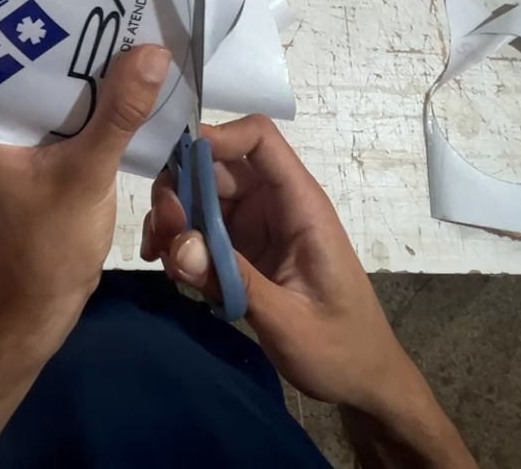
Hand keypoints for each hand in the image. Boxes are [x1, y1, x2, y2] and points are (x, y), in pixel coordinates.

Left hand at [0, 44, 170, 338]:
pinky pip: (68, 108)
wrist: (50, 301)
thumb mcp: (86, 172)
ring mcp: (17, 134)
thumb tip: (153, 50)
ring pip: (53, 85)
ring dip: (85, 64)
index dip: (33, 21)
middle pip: (30, 65)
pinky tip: (126, 70)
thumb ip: (119, 114)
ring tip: (121, 19)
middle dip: (68, 37)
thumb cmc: (51, 242)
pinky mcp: (42, 147)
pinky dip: (94, 95)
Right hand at [140, 115, 418, 417]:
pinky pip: (198, 225)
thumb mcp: (290, 323)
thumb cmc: (342, 349)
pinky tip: (164, 264)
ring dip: (172, 215)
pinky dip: (176, 237)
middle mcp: (273, 202)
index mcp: (300, 204)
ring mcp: (253, 223)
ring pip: (199, 192)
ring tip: (157, 254)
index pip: (259, 139)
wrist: (362, 384)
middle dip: (178, 187)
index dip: (217, 136)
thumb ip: (234, 281)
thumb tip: (179, 245)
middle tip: (160, 232)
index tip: (175, 166)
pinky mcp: (239, 246)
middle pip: (214, 164)